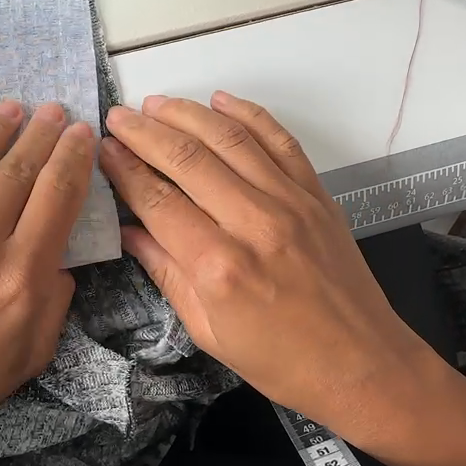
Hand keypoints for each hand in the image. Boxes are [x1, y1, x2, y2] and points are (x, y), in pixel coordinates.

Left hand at [0, 101, 96, 465]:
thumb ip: (58, 293)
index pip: (58, 194)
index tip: (80, 133)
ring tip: (12, 108)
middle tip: (52, 111)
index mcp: (20, 279)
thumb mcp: (34, 352)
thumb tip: (57, 241)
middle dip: (41, 133)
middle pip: (17, 170)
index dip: (73, 156)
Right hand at [99, 92, 465, 465]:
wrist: (363, 365)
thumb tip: (128, 230)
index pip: (157, 200)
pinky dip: (248, 114)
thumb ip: (166, 272)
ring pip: (229, 139)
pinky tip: (220, 100)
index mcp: (217, 266)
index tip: (102, 150)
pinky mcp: (316, 193)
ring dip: (188, 114)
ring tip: (155, 102)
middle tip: (117, 116)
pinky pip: (278, 140)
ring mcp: (289, 201)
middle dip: (145, 132)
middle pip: (187, 159)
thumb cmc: (279, 361)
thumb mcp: (207, 331)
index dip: (124, 170)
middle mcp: (252, 223)